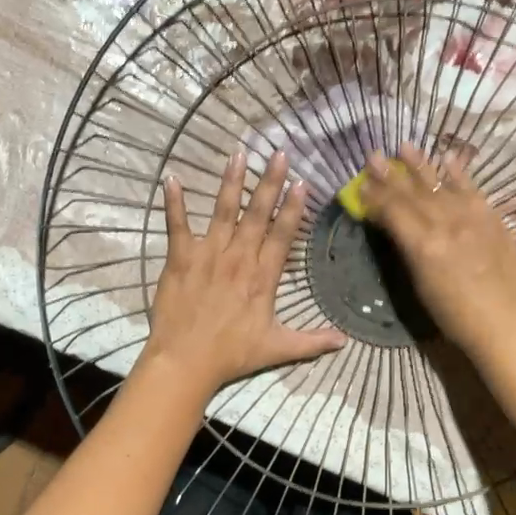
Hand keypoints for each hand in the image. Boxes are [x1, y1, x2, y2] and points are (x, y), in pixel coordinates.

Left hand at [143, 150, 346, 394]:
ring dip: (231, 181)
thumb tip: (344, 340)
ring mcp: (209, 254)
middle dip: (269, 182)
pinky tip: (172, 178)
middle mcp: (239, 258)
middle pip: (257, 214)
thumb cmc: (232, 355)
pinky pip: (177, 225)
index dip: (293, 208)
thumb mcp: (278, 348)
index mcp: (263, 277)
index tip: (301, 182)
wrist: (187, 361)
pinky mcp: (181, 258)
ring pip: (223, 211)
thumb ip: (312, 341)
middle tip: (278, 153)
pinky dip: (174, 202)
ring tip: (238, 154)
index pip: (282, 235)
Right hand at [356, 143, 515, 356]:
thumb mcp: (420, 285)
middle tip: (372, 156)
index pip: (392, 211)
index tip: (359, 184)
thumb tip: (391, 226)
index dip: (374, 197)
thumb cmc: (455, 316)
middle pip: (412, 193)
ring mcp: (473, 217)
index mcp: (424, 245)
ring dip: (420, 165)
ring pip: (440, 185)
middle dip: (390, 174)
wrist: (506, 325)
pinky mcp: (493, 218)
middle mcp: (446, 224)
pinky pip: (472, 189)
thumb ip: (406, 250)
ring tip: (404, 146)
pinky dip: (459, 173)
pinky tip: (448, 158)